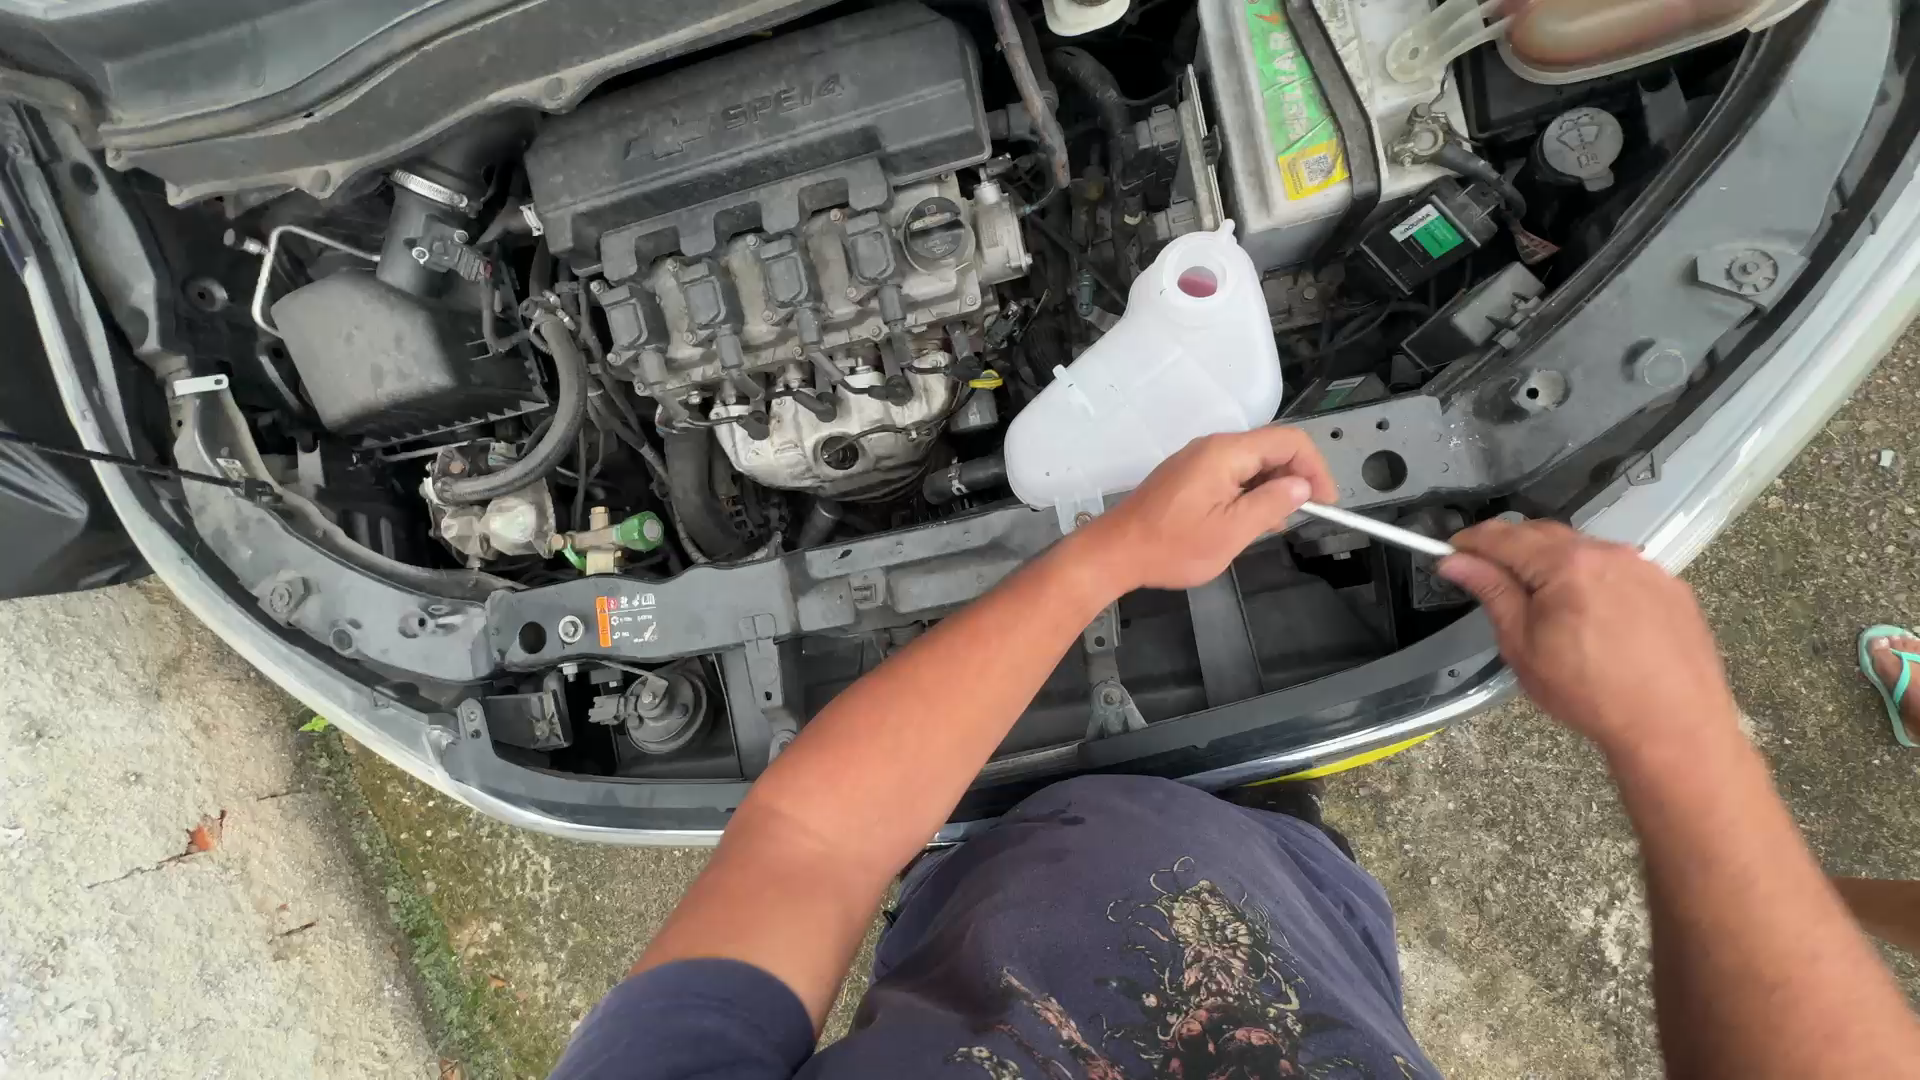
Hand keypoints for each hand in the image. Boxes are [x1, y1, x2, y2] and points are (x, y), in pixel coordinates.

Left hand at [1072, 427, 1336, 592]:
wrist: (1115, 552)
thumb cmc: (1169, 546)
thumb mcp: (1231, 531)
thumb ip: (1271, 505)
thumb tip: (1301, 486)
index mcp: (1224, 453)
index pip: (1289, 442)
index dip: (1315, 469)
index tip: (1324, 502)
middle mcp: (1210, 447)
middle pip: (1270, 449)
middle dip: (1293, 479)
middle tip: (1298, 517)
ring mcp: (1195, 461)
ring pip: (1250, 464)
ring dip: (1269, 490)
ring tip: (1270, 525)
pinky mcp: (1186, 477)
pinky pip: (1229, 475)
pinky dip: (1246, 493)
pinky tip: (1245, 522)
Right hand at [1438, 519, 1740, 754]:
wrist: (1675, 729)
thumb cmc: (1588, 692)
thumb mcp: (1520, 644)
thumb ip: (1491, 591)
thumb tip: (1455, 561)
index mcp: (1567, 566)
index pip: (1504, 536)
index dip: (1469, 541)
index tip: (1450, 551)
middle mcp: (1609, 554)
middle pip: (1542, 533)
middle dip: (1506, 546)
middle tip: (1482, 573)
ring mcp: (1645, 568)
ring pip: (1578, 547)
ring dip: (1546, 559)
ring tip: (1532, 594)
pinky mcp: (1669, 586)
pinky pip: (1613, 565)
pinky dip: (1585, 574)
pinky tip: (1580, 608)